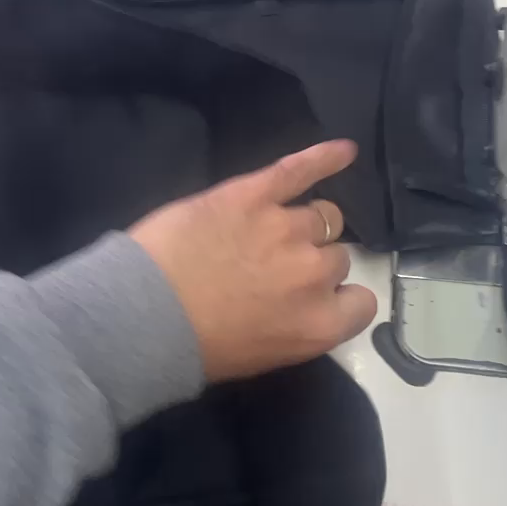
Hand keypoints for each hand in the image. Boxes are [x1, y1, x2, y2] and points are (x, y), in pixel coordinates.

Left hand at [130, 139, 377, 382]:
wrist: (145, 314)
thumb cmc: (195, 346)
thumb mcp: (262, 355)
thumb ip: (297, 325)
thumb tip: (302, 304)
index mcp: (320, 324)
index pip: (361, 302)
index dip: (338, 297)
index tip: (315, 298)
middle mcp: (315, 274)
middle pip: (336, 256)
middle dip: (311, 261)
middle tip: (270, 269)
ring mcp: (286, 228)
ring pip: (320, 216)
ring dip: (303, 224)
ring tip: (269, 231)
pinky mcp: (254, 194)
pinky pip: (299, 170)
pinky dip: (323, 157)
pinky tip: (343, 150)